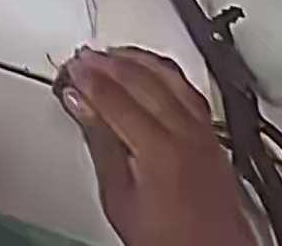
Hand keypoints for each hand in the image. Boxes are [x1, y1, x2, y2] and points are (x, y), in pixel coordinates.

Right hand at [60, 47, 255, 245]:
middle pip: (138, 80)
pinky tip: (146, 66)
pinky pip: (186, 86)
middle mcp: (184, 135)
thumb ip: (99, 143)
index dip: (86, 79)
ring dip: (132, 59)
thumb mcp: (119, 200)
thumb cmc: (170, 243)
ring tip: (108, 55)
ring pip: (165, 76)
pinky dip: (161, 69)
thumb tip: (78, 102)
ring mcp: (203, 133)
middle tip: (80, 58)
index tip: (69, 70)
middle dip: (104, 63)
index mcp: (158, 152)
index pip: (113, 97)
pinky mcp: (212, 135)